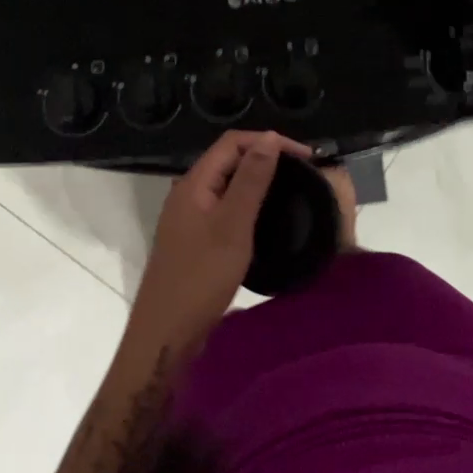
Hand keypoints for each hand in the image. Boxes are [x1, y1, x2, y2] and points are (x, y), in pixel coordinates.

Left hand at [131, 130, 312, 347]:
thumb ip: (251, 179)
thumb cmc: (201, 277)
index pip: (232, 143)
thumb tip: (270, 138)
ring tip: (291, 191)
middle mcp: (188, 194)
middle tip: (303, 173)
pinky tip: (267, 220)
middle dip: (265, 158)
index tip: (305, 157)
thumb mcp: (233, 225)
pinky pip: (225, 209)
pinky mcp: (195, 241)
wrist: (166, 334)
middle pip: (229, 161)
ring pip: (227, 186)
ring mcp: (189, 219)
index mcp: (193, 184)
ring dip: (258, 182)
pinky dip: (248, 205)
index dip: (269, 141)